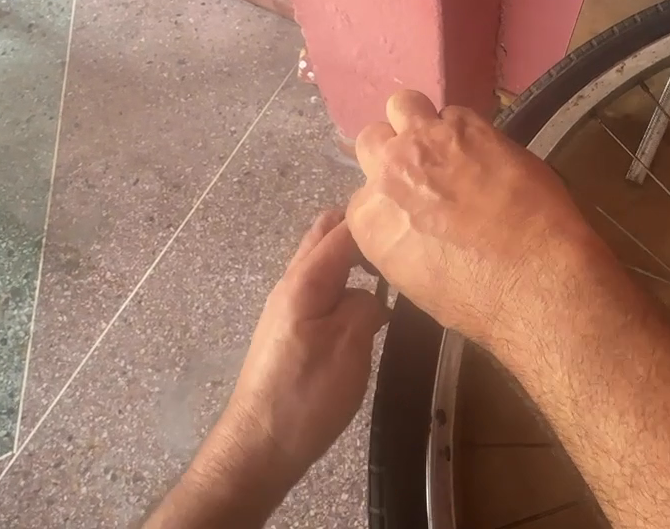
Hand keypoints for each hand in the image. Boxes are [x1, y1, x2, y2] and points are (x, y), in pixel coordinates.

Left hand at [219, 210, 388, 485]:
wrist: (257, 451)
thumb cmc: (304, 396)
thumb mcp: (348, 345)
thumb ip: (366, 304)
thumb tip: (375, 296)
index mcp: (304, 281)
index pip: (342, 227)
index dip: (376, 219)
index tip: (411, 224)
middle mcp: (292, 283)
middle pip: (327, 233)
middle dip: (363, 229)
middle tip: (401, 243)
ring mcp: (291, 305)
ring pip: (326, 260)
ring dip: (357, 258)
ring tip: (394, 273)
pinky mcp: (294, 327)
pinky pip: (326, 286)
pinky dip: (351, 283)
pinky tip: (373, 306)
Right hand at [346, 90, 601, 349]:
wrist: (534, 276)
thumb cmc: (478, 298)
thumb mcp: (415, 279)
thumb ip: (400, 236)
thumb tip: (414, 220)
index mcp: (369, 219)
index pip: (365, 192)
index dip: (392, 194)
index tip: (415, 202)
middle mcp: (388, 172)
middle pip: (373, 138)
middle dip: (395, 148)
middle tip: (426, 165)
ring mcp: (426, 142)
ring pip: (404, 105)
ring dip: (423, 122)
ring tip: (452, 144)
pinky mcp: (468, 125)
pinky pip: (455, 112)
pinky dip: (467, 127)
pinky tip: (488, 150)